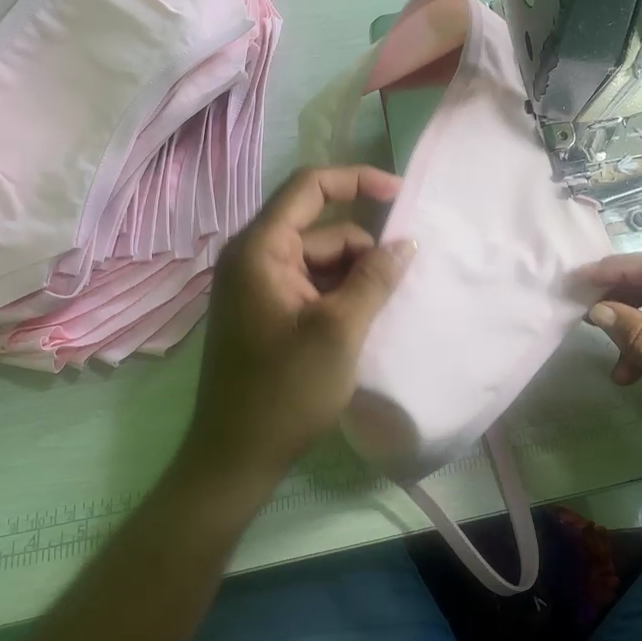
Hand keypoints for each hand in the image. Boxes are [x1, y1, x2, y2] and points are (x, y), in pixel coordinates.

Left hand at [183, 166, 413, 480]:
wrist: (234, 460)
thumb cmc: (285, 391)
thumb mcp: (340, 330)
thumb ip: (375, 278)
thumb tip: (406, 242)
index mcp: (260, 250)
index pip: (309, 187)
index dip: (357, 180)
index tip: (400, 194)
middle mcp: (253, 259)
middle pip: (320, 228)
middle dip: (363, 248)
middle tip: (400, 280)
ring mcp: (257, 288)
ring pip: (320, 260)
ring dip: (355, 275)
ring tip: (385, 308)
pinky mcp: (265, 314)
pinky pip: (310, 286)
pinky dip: (340, 294)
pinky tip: (364, 321)